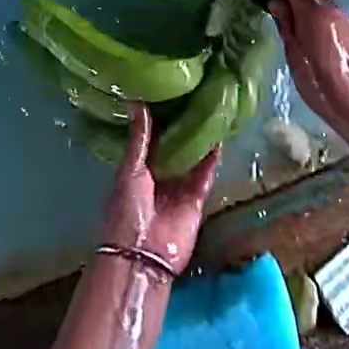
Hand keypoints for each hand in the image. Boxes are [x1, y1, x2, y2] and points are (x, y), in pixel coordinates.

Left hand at [100, 103, 219, 274]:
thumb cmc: (127, 212)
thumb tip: (136, 101)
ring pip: (192, 157)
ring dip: (200, 139)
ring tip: (212, 110)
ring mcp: (179, 186)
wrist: (145, 254)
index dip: (159, 120)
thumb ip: (139, 139)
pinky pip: (207, 172)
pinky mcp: (197, 196)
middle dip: (182, 127)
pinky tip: (221, 136)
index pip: (150, 141)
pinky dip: (213, 157)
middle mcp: (158, 177)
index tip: (169, 94)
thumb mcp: (129, 172)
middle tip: (195, 96)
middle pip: (173, 147)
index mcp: (136, 172)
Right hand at [269, 0, 348, 136]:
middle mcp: (336, 9)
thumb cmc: (318, 84)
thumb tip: (277, 4)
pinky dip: (334, 27)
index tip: (279, 10)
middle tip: (294, 27)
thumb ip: (286, 25)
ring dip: (318, 16)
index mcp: (315, 13)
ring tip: (313, 42)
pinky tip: (332, 50)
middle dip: (302, 4)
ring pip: (330, 6)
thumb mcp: (293, 56)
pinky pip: (343, 20)